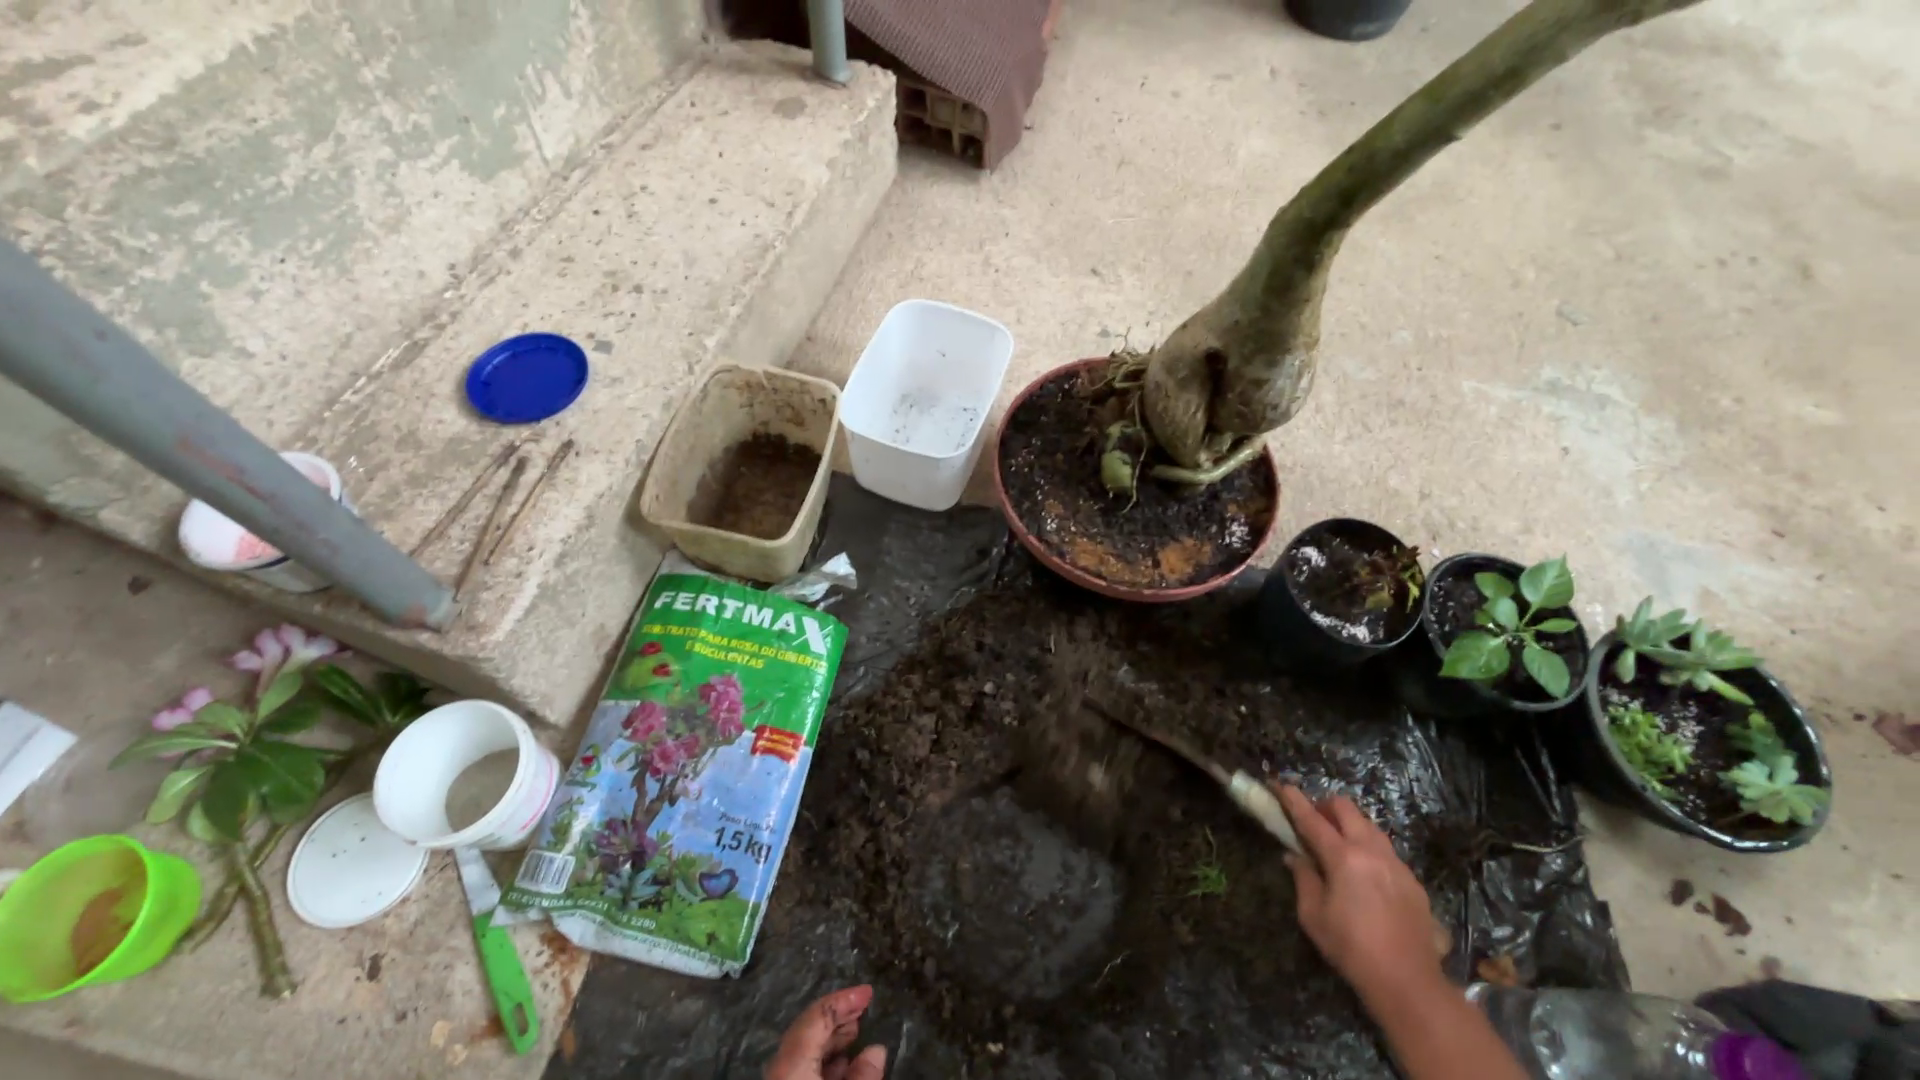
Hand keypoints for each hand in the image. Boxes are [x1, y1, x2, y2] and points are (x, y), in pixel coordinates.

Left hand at [765, 985, 888, 1079]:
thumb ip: (863, 1076)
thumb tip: (876, 1050)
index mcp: (790, 1063)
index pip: (817, 1016)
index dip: (844, 1000)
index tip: (868, 991)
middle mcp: (778, 1068)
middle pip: (808, 1030)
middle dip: (837, 1016)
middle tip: (863, 1005)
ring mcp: (779, 1079)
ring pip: (804, 1050)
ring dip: (832, 1039)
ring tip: (856, 1031)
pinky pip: (802, 1069)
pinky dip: (823, 1061)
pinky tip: (844, 1064)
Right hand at [1278, 786, 1444, 1005]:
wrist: (1407, 979)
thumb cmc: (1351, 948)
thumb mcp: (1313, 915)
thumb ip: (1303, 878)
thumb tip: (1294, 856)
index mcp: (1343, 857)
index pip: (1312, 819)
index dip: (1293, 800)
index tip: (1280, 784)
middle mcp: (1372, 851)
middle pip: (1346, 809)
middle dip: (1325, 806)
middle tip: (1311, 820)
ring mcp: (1396, 863)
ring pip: (1370, 826)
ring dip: (1349, 824)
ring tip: (1337, 843)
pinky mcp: (1412, 880)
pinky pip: (1386, 850)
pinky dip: (1368, 848)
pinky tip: (1363, 872)